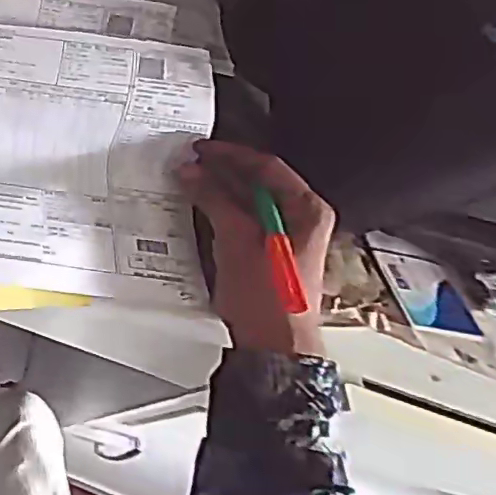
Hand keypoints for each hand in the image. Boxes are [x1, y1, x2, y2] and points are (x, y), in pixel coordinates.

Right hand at [179, 140, 335, 356]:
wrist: (274, 345)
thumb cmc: (269, 298)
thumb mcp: (237, 239)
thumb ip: (213, 199)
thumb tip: (191, 172)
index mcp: (307, 210)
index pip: (267, 166)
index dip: (231, 154)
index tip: (202, 149)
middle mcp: (300, 219)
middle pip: (258, 182)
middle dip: (222, 170)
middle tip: (190, 162)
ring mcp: (284, 237)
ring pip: (248, 200)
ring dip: (218, 189)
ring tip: (188, 180)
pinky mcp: (267, 252)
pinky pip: (242, 219)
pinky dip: (220, 208)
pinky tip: (199, 206)